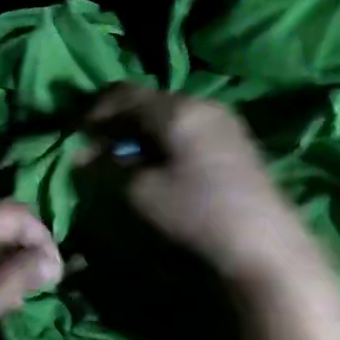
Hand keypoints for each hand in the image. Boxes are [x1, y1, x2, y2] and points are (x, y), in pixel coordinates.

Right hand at [88, 85, 324, 284]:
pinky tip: (155, 165)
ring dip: (139, 132)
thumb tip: (80, 154)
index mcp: (177, 110)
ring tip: (122, 161)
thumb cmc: (196, 214)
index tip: (75, 136)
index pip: (124, 94)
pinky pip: (186, 127)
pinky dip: (162, 139)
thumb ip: (106, 166)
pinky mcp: (233, 141)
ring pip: (167, 115)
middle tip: (96, 150)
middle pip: (147, 101)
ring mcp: (223, 121)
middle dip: (117, 122)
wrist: (264, 245)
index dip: (94, 111)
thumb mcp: (141, 192)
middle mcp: (202, 104)